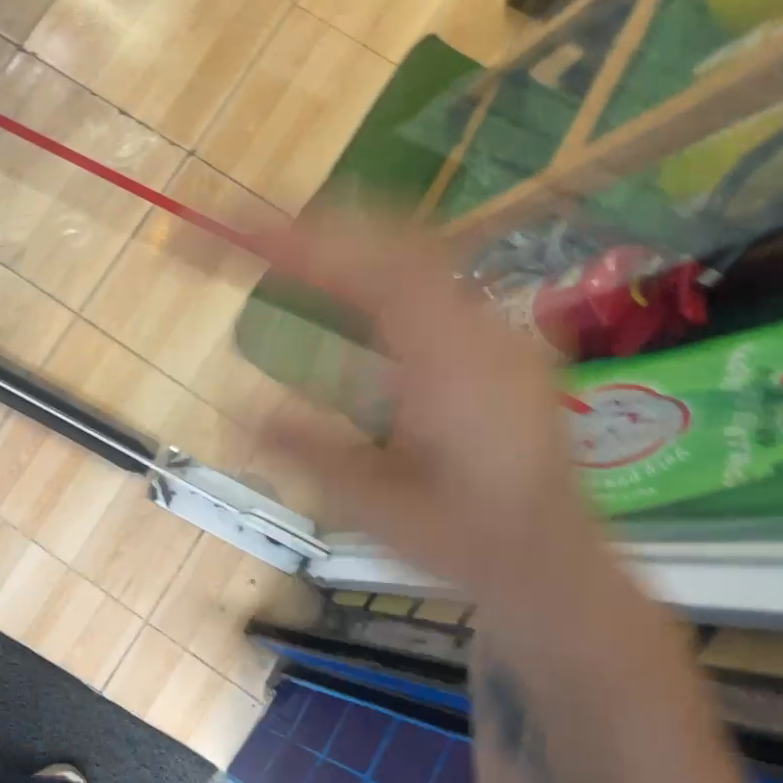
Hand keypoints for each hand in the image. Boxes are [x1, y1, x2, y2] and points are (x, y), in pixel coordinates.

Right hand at [257, 221, 612, 598]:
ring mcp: (493, 329)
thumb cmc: (459, 536)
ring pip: (418, 248)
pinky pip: (432, 271)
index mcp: (448, 367)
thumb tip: (232, 405)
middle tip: (241, 226)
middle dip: (313, 225)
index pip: (368, 276)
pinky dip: (376, 255)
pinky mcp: (493, 337)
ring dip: (345, 233)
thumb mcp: (370, 503)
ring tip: (280, 236)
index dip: (297, 245)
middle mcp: (478, 330)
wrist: (551, 557)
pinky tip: (344, 271)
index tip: (234, 234)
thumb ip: (305, 448)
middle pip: (395, 242)